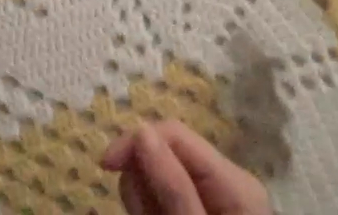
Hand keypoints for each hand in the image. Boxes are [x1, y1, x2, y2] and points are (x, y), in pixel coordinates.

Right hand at [100, 122, 272, 214]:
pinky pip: (158, 201)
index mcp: (234, 182)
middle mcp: (224, 185)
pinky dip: (147, 210)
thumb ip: (172, 186)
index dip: (134, 141)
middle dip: (140, 182)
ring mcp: (210, 204)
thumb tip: (140, 131)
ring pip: (154, 178)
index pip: (173, 133)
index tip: (104, 167)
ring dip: (141, 202)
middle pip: (162, 153)